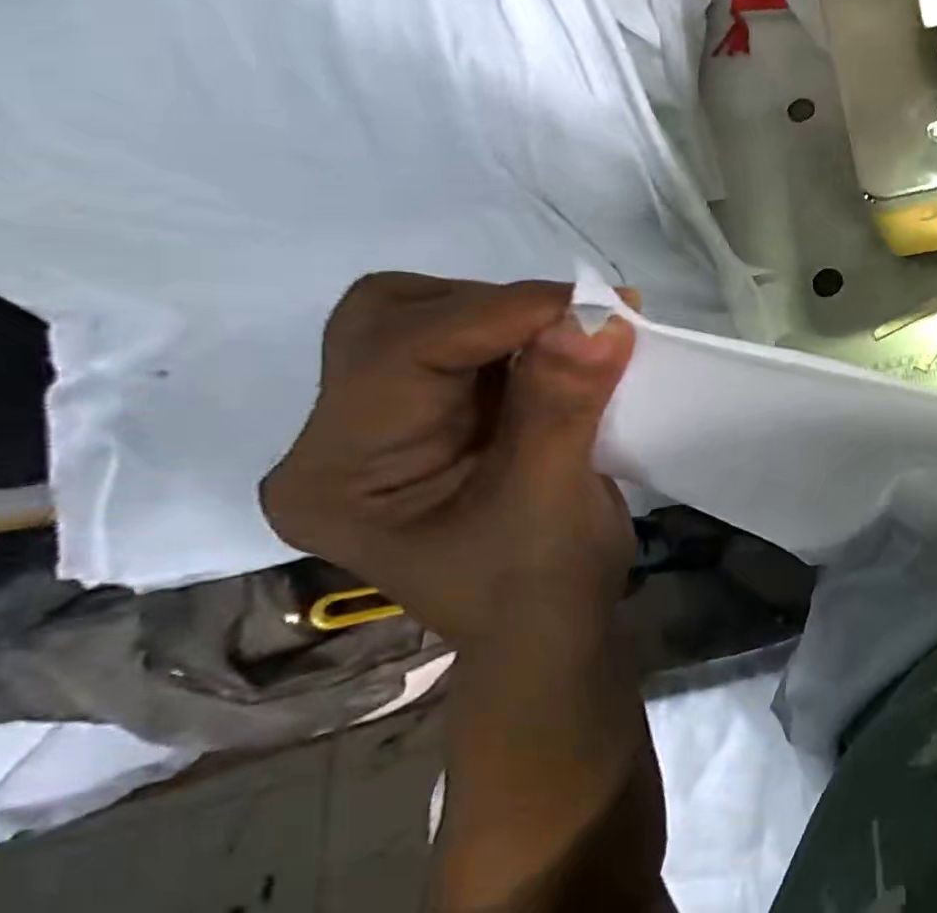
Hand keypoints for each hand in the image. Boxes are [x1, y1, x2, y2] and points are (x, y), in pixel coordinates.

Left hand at [260, 272, 635, 645]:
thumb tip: (598, 313)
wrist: (552, 632)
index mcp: (338, 474)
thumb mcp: (553, 496)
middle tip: (578, 320)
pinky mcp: (430, 418)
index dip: (498, 314)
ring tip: (584, 334)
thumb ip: (563, 401)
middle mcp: (339, 439)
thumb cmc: (543, 588)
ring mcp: (383, 426)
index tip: (594, 303)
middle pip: (392, 319)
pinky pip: (467, 345)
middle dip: (491, 309)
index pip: (400, 355)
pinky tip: (569, 348)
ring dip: (513, 318)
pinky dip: (524, 335)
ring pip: (429, 319)